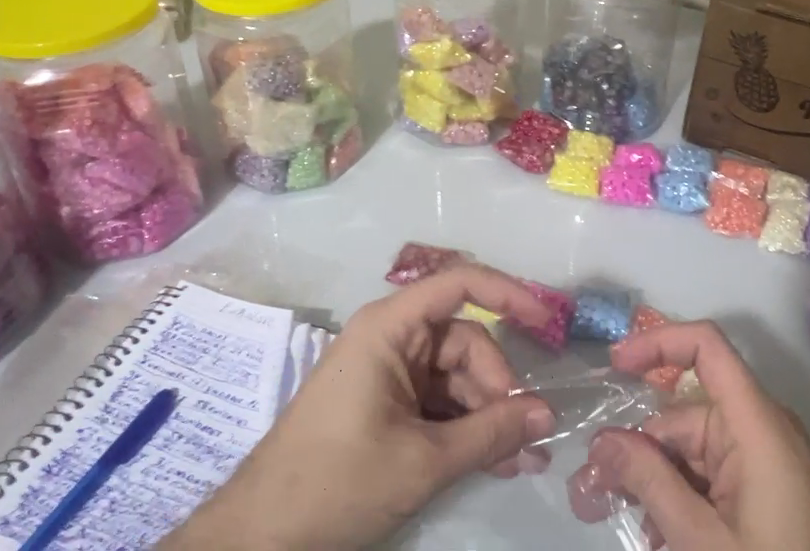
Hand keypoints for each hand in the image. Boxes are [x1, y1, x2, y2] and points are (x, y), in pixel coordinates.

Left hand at [163, 265, 558, 550]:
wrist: (261, 538)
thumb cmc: (336, 481)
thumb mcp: (424, 460)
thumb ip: (491, 433)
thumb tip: (548, 414)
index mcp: (389, 329)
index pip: (459, 284)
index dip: (508, 294)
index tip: (547, 323)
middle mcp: (390, 340)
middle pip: (464, 341)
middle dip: (497, 386)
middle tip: (525, 436)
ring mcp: (386, 374)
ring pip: (456, 377)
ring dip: (487, 414)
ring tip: (518, 459)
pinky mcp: (384, 406)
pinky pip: (438, 403)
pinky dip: (465, 427)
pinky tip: (493, 461)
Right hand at [569, 321, 809, 550]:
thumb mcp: (702, 537)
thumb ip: (650, 483)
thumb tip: (602, 440)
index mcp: (754, 422)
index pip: (706, 347)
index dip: (658, 343)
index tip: (613, 367)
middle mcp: (761, 429)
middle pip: (685, 416)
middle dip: (636, 448)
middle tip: (589, 489)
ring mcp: (767, 461)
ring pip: (693, 453)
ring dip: (655, 482)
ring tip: (617, 519)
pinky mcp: (769, 490)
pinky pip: (714, 477)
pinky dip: (683, 498)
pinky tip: (658, 535)